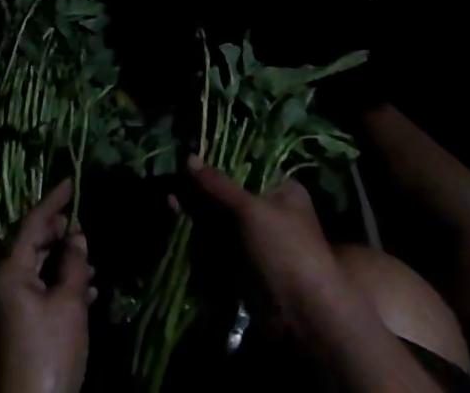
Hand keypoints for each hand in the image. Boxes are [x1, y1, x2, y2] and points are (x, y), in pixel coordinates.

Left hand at [0, 178, 93, 392]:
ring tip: (90, 259)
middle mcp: (5, 282)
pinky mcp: (21, 325)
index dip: (53, 201)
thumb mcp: (68, 302)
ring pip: (39, 268)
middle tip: (83, 222)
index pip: (32, 223)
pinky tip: (88, 290)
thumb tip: (77, 236)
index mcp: (10, 271)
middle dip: (59, 232)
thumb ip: (74, 264)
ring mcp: (12, 305)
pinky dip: (63, 284)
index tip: (72, 181)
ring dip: (65, 260)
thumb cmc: (49, 350)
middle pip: (33, 244)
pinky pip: (42, 290)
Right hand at [184, 156, 354, 335]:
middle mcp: (269, 209)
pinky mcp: (241, 260)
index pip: (247, 167)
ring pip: (219, 215)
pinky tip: (175, 214)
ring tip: (170, 196)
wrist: (300, 313)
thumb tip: (189, 157)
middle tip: (175, 177)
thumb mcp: (251, 209)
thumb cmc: (284, 248)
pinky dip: (197, 227)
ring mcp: (254, 236)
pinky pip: (215, 237)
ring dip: (197, 207)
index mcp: (282, 190)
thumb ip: (219, 184)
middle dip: (203, 186)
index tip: (192, 156)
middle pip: (230, 192)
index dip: (220, 161)